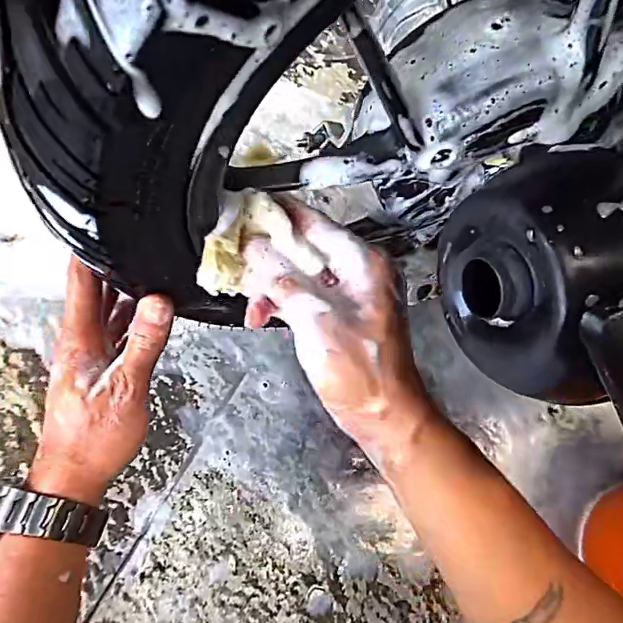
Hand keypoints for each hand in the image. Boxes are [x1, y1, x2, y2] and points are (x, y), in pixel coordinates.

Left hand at [29, 259, 174, 504]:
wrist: (74, 475)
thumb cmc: (91, 438)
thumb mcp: (126, 388)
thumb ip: (144, 343)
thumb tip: (158, 303)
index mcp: (77, 340)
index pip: (80, 282)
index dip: (88, 250)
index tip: (103, 224)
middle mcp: (79, 343)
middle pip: (93, 292)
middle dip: (112, 266)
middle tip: (136, 244)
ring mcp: (89, 357)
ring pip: (106, 312)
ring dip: (123, 293)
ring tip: (146, 273)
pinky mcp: (99, 371)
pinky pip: (115, 334)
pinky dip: (130, 320)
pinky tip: (147, 317)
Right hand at [241, 203, 438, 463]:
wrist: (384, 415)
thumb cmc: (366, 375)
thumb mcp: (316, 321)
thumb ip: (284, 283)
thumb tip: (258, 253)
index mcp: (363, 265)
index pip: (316, 224)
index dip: (281, 215)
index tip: (253, 208)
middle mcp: (360, 275)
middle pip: (306, 248)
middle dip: (270, 254)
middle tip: (239, 253)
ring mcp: (350, 296)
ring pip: (301, 274)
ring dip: (272, 283)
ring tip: (249, 296)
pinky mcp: (340, 317)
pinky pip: (305, 297)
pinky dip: (283, 303)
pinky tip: (263, 314)